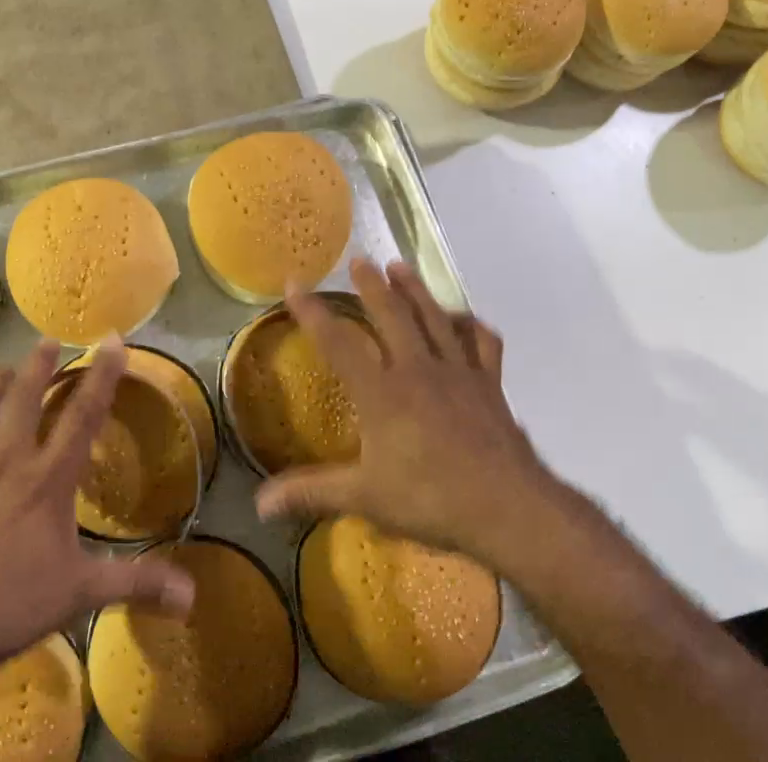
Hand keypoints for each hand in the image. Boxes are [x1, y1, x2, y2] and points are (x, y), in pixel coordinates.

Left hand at [0, 339, 195, 670]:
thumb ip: (137, 584)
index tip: (112, 341)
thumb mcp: (81, 594)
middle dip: (39, 365)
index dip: (101, 375)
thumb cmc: (10, 606)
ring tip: (3, 369)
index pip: (83, 415)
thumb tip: (192, 594)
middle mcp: (5, 461)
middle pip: (24, 398)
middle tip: (48, 341)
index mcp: (47, 480)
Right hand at [255, 260, 571, 565]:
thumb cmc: (430, 499)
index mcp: (382, 393)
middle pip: (392, 315)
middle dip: (372, 286)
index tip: (295, 283)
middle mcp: (418, 370)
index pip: (338, 343)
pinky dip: (471, 325)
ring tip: (400, 267)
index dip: (313, 311)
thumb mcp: (364, 497)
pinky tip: (464, 319)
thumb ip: (312, 493)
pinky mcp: (489, 384)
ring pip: (434, 318)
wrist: (508, 507)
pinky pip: (481, 343)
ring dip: (416, 290)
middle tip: (359, 261)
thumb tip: (259, 505)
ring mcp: (458, 373)